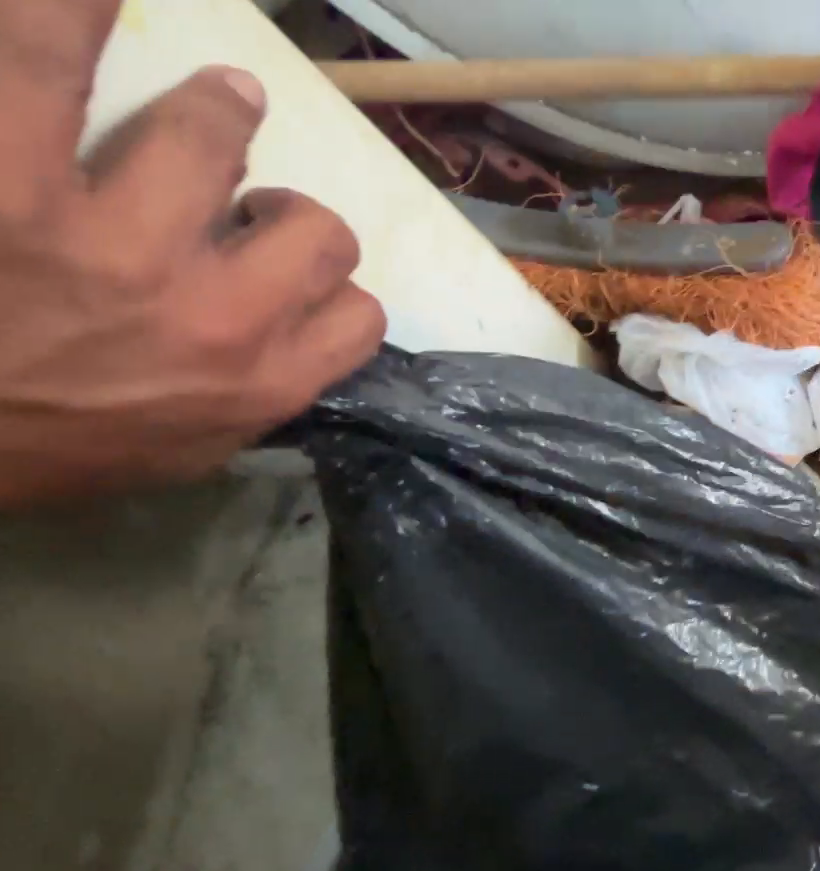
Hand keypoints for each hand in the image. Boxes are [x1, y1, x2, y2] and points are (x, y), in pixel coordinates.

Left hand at [0, 0, 384, 506]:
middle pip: (317, 233)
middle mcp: (212, 313)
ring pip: (210, 141)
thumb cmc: (45, 452)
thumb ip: (255, 395)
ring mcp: (111, 244)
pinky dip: (68, 15)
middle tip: (248, 208)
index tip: (302, 284)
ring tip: (224, 97)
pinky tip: (95, 0)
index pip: (360, 315)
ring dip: (222, 112)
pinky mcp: (4, 187)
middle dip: (295, 216)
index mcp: (260, 381)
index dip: (340, 291)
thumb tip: (292, 345)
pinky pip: (40, 70)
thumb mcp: (187, 451)